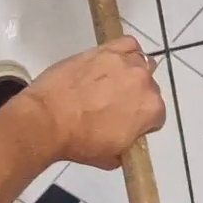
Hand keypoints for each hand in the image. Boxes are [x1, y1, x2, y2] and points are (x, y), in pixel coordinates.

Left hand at [22, 36, 166, 168]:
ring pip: (139, 64)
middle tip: (112, 106)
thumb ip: (128, 146)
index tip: (125, 125)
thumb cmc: (78, 142)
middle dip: (134, 97)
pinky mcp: (105, 49)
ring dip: (129, 74)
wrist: (47, 119)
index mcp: (151, 110)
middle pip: (148, 88)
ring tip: (109, 84)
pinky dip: (124, 52)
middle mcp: (144, 82)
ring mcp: (125, 62)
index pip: (156, 116)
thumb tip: (126, 139)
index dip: (140, 123)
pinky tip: (112, 62)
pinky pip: (127, 44)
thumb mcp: (111, 158)